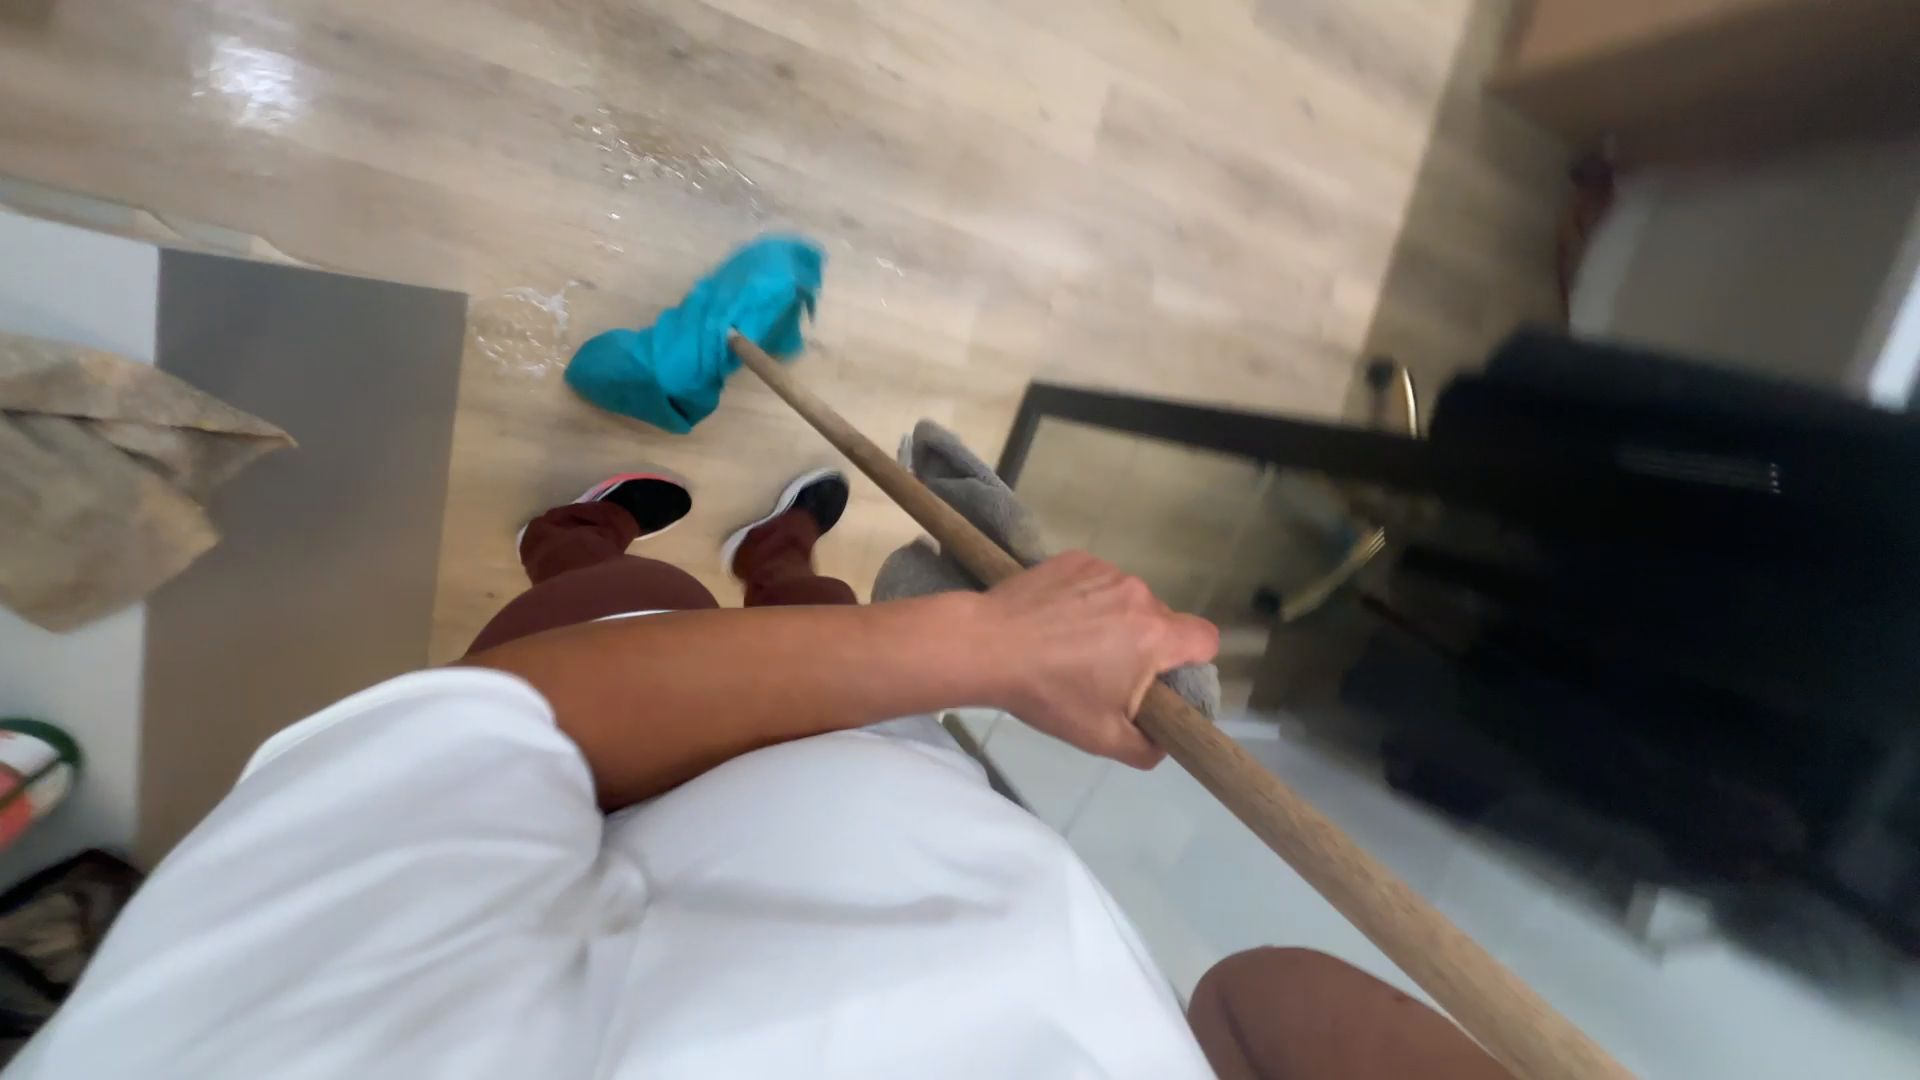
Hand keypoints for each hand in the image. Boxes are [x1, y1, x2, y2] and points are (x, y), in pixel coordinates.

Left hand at [972, 552, 1218, 768]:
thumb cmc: (1048, 693)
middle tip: (1105, 670)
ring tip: (1072, 643)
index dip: (1192, 662)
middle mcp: (1138, 593)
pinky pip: (1097, 581)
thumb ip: (1148, 747)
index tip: (1162, 679)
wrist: (985, 645)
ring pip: (1127, 599)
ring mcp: (1104, 570)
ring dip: (1113, 619)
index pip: (1206, 639)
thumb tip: (1162, 742)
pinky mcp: (1074, 558)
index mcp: (1155, 634)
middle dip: (1145, 645)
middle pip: (1162, 620)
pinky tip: (1055, 617)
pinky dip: (1086, 598)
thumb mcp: (1102, 738)